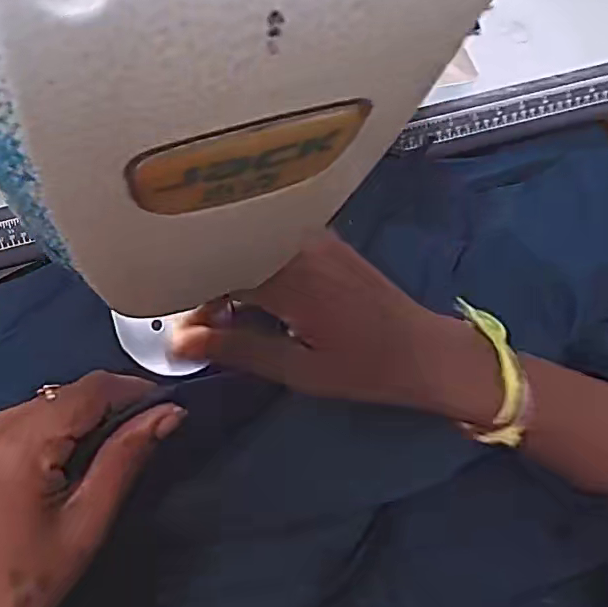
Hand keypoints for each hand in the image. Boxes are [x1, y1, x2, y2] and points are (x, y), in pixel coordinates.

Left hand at [0, 371, 186, 606]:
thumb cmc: (37, 576)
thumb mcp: (90, 516)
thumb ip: (127, 454)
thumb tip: (169, 412)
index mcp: (22, 440)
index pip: (90, 389)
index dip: (134, 390)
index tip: (169, 403)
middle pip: (72, 390)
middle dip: (116, 401)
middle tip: (153, 424)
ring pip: (57, 397)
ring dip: (93, 410)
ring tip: (124, 439)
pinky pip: (39, 412)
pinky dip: (68, 421)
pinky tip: (86, 448)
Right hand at [169, 230, 501, 423]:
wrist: (428, 351)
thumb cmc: (365, 367)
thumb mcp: (298, 369)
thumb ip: (236, 349)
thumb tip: (179, 343)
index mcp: (290, 276)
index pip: (217, 271)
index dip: (193, 299)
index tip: (187, 331)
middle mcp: (298, 244)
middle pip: (229, 252)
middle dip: (207, 287)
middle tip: (204, 327)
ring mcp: (313, 237)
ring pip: (248, 246)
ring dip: (229, 275)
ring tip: (229, 315)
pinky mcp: (323, 240)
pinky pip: (270, 244)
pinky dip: (252, 267)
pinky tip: (256, 298)